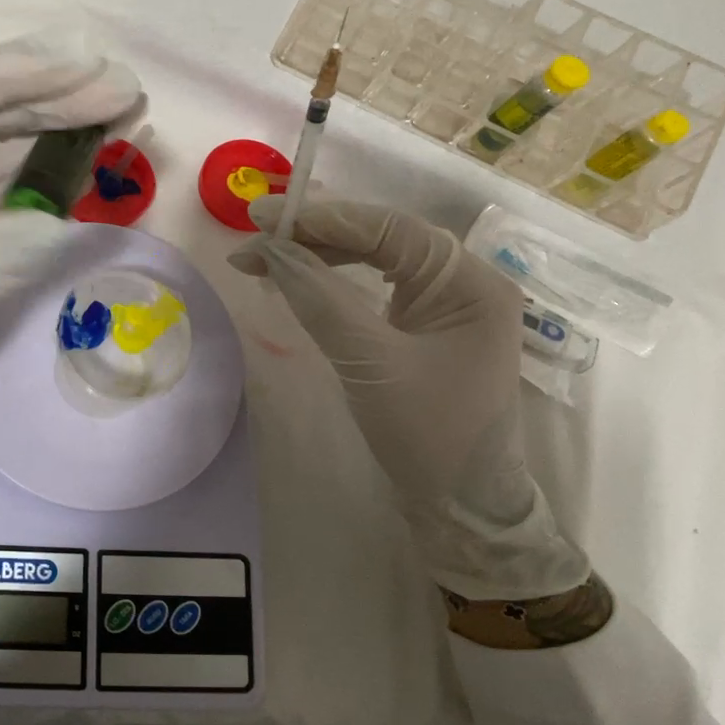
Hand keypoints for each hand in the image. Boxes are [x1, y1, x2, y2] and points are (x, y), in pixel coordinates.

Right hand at [230, 194, 587, 600]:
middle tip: (255, 232)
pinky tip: (297, 278)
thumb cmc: (428, 434)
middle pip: (381, 237)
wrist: (461, 509)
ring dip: (318, 254)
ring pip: (374, 258)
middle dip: (316, 233)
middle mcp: (463, 281)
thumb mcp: (370, 363)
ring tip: (263, 256)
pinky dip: (332, 281)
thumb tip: (270, 250)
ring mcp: (444, 304)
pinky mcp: (422, 326)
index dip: (323, 217)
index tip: (262, 216)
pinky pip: (373, 286)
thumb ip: (321, 299)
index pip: (389, 228)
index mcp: (469, 282)